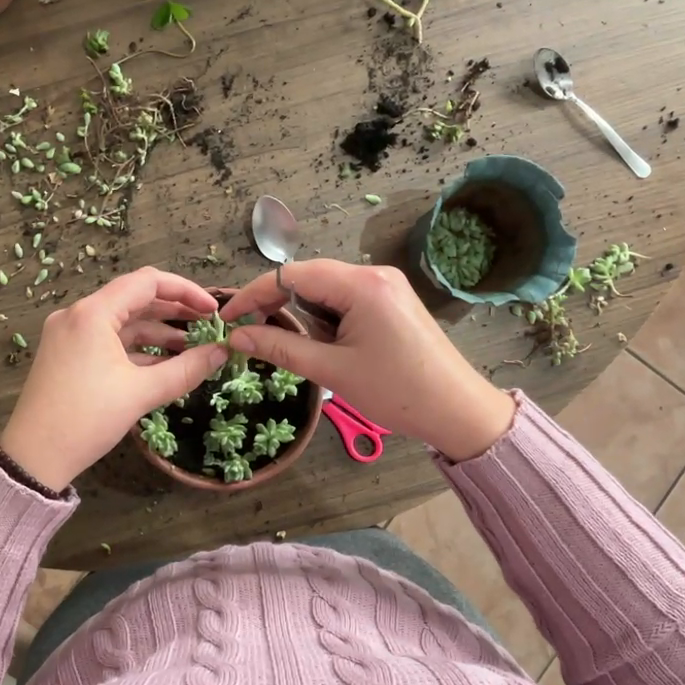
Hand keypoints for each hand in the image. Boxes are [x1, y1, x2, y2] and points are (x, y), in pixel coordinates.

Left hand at [0, 267, 228, 488]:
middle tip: (208, 325)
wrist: (34, 457)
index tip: (213, 310)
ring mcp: (69, 335)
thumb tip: (223, 352)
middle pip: (134, 298)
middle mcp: (78, 315)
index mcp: (93, 313)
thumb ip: (186, 369)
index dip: (186, 291)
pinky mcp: (66, 355)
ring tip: (191, 348)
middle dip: (173, 311)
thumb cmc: (87, 419)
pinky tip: (163, 363)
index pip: (147, 282)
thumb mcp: (141, 393)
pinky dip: (136, 348)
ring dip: (156, 332)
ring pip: (122, 322)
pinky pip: (108, 341)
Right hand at [221, 260, 515, 461]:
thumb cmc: (396, 391)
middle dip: (275, 304)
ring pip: (325, 290)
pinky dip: (325, 318)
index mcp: (361, 285)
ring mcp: (386, 286)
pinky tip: (323, 345)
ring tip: (293, 347)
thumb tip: (237, 337)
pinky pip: (345, 299)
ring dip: (302, 314)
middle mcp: (374, 274)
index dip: (254, 295)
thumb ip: (281, 349)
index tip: (227, 319)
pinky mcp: (392, 302)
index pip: (290, 275)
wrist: (457, 410)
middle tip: (249, 333)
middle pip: (307, 277)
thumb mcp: (332, 370)